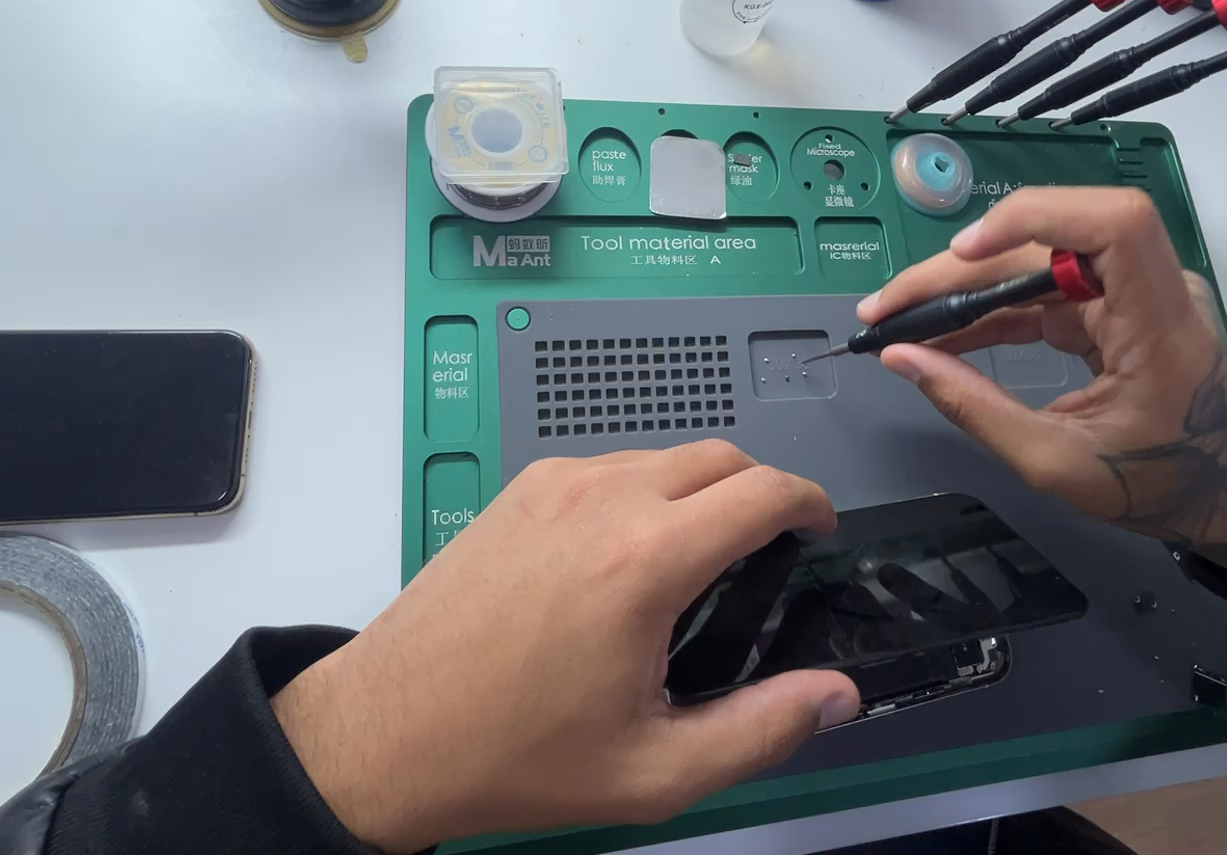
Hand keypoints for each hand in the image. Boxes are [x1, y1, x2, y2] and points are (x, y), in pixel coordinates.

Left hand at [269, 442, 860, 852]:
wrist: (388, 728)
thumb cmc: (520, 754)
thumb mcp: (654, 770)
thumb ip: (762, 729)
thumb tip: (839, 694)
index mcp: (647, 558)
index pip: (761, 491)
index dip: (808, 500)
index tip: (819, 527)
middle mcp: (607, 496)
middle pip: (720, 456)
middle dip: (761, 489)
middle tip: (767, 546)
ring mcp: (559, 479)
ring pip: (665, 456)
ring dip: (701, 488)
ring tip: (697, 554)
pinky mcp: (525, 483)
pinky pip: (611, 465)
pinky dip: (646, 488)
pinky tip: (625, 548)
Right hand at [859, 187, 1226, 584]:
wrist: (1225, 498)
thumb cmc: (1157, 487)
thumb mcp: (1054, 462)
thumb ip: (973, 407)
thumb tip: (899, 358)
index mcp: (1159, 324)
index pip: (1113, 224)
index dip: (1033, 218)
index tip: (962, 252)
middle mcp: (1148, 289)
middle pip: (1042, 244)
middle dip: (955, 273)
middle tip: (885, 309)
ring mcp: (1127, 294)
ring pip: (1029, 264)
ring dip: (957, 289)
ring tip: (898, 320)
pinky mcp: (1108, 307)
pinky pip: (1035, 293)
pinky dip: (982, 310)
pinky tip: (939, 332)